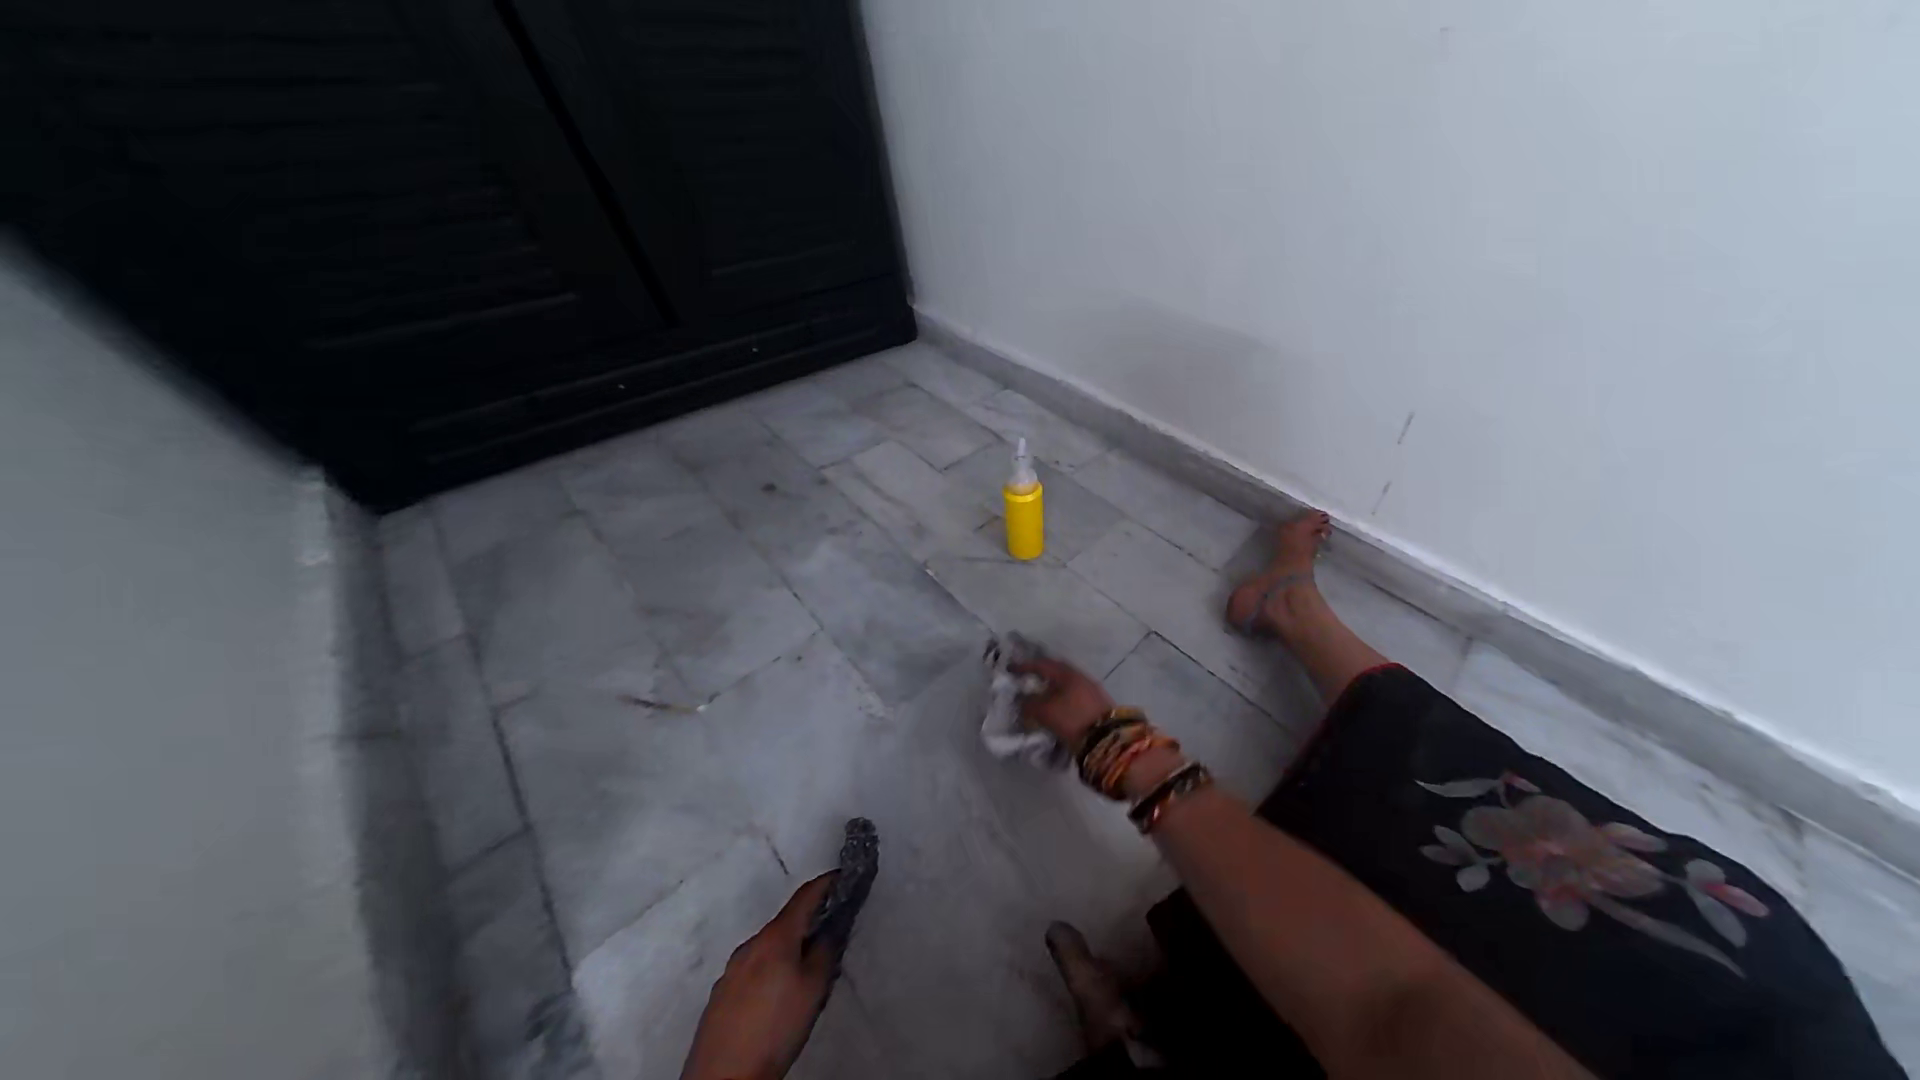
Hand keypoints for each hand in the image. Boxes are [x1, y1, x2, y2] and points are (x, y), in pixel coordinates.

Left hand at [680, 873, 837, 1079]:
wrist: (723, 1077)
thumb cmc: (776, 1028)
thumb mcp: (814, 989)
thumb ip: (825, 952)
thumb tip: (829, 930)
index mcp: (775, 937)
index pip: (804, 896)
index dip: (826, 883)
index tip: (842, 877)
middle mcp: (750, 944)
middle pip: (785, 923)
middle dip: (808, 925)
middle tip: (830, 937)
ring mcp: (731, 969)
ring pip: (768, 948)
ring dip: (788, 950)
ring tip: (805, 974)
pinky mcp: (720, 994)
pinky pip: (753, 969)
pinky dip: (770, 970)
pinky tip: (775, 998)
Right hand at [1010, 656, 1114, 749]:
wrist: (1108, 740)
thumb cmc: (1072, 719)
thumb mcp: (1044, 712)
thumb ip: (1029, 703)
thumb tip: (1021, 699)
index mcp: (1067, 673)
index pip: (1042, 664)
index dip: (1024, 666)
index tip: (1011, 669)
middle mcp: (1080, 676)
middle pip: (1056, 671)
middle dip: (1041, 675)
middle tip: (1027, 679)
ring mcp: (1092, 689)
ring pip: (1066, 684)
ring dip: (1052, 688)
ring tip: (1040, 696)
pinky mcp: (1098, 704)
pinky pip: (1074, 695)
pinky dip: (1062, 697)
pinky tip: (1057, 706)